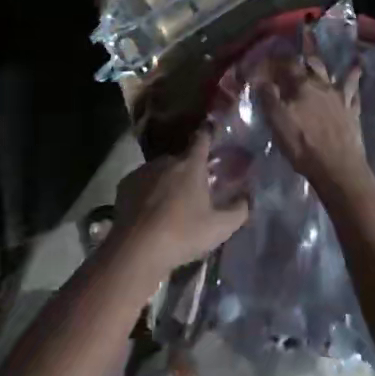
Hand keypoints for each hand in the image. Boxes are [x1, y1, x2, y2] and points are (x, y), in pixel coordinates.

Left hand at [111, 133, 248, 275]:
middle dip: (189, 169)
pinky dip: (148, 192)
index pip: (202, 140)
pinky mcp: (125, 184)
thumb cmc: (183, 234)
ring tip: (172, 206)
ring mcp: (143, 171)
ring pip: (161, 171)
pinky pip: (142, 183)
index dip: (208, 133)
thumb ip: (239, 211)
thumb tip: (249, 198)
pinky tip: (150, 212)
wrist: (137, 248)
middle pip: (181, 159)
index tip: (211, 127)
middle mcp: (166, 161)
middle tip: (196, 188)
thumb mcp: (219, 228)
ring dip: (168, 181)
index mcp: (190, 165)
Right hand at [256, 35, 367, 190]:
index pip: (287, 64)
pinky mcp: (352, 111)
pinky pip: (354, 90)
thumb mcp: (277, 122)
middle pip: (312, 62)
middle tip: (306, 28)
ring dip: (336, 60)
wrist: (338, 169)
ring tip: (342, 48)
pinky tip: (359, 71)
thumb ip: (268, 97)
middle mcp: (321, 86)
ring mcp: (339, 98)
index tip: (269, 49)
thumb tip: (260, 78)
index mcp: (301, 86)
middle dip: (307, 46)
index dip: (277, 57)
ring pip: (336, 73)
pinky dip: (355, 78)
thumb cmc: (303, 145)